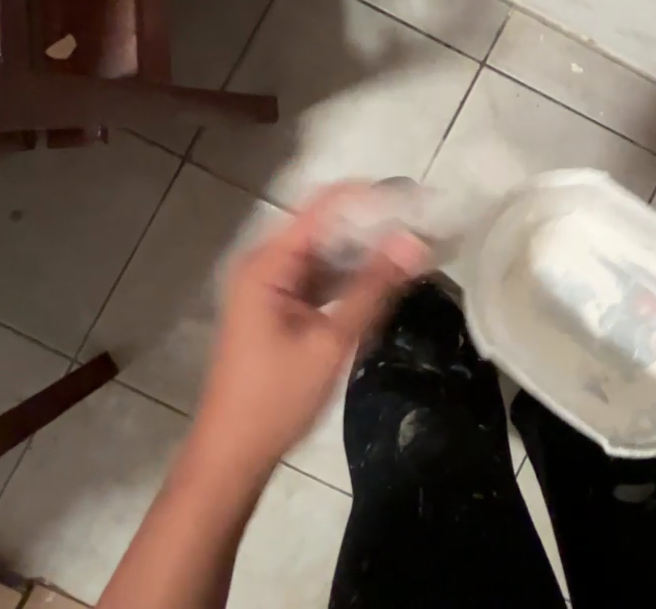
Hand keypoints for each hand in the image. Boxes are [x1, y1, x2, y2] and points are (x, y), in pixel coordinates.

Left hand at [198, 184, 428, 471]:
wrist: (231, 457)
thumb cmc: (276, 399)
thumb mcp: (332, 341)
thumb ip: (374, 287)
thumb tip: (414, 241)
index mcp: (268, 263)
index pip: (326, 206)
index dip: (372, 198)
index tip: (417, 200)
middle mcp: (265, 264)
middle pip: (326, 226)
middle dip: (375, 225)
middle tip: (425, 227)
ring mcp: (270, 285)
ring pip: (326, 252)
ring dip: (366, 251)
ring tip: (414, 250)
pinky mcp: (278, 306)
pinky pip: (320, 277)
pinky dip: (350, 276)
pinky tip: (386, 281)